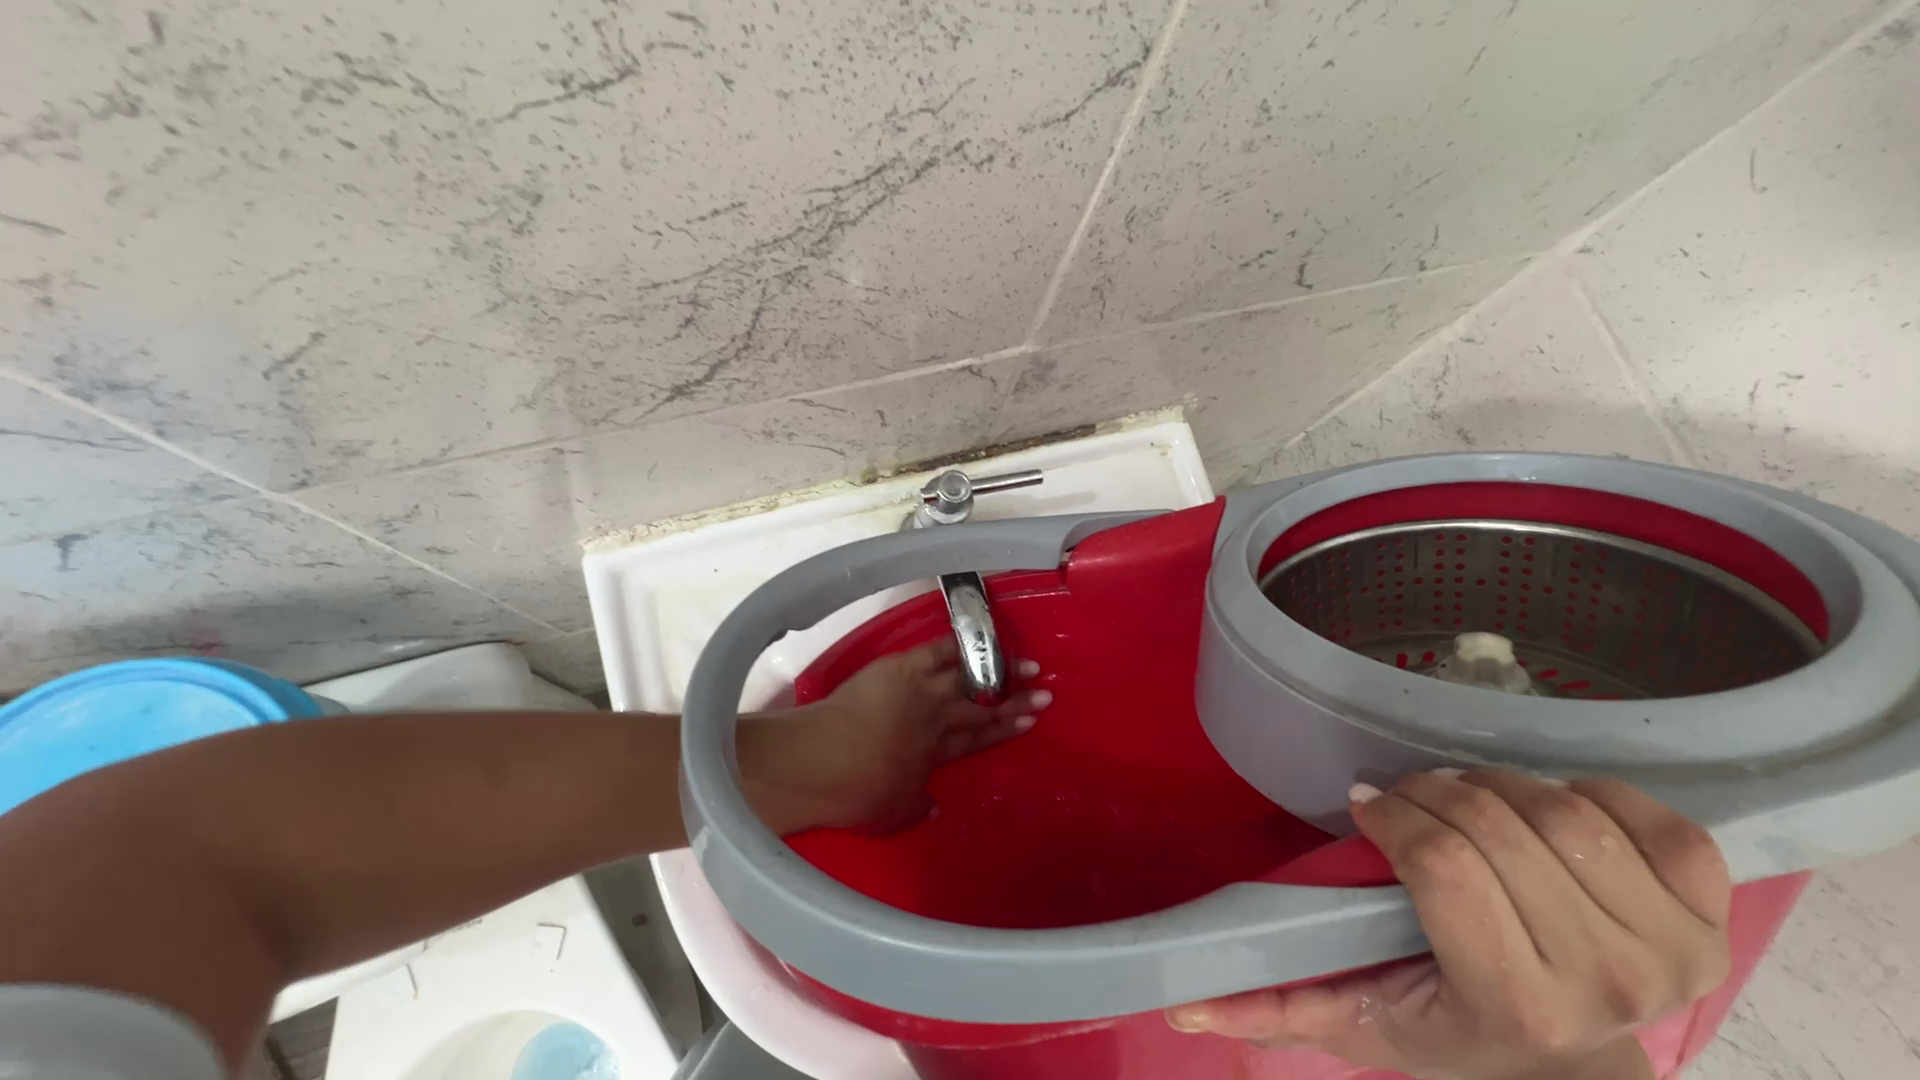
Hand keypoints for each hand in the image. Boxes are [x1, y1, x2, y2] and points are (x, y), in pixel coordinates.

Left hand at [740, 639, 1050, 833]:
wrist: (823, 761)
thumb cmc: (857, 793)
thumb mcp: (893, 812)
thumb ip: (918, 806)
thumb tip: (935, 806)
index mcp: (936, 753)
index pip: (979, 738)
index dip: (1006, 728)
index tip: (1031, 720)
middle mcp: (937, 718)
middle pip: (983, 707)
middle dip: (1015, 701)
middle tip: (1045, 692)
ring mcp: (921, 690)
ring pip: (968, 678)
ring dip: (998, 671)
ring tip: (1025, 665)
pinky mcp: (900, 668)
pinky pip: (936, 651)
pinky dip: (958, 645)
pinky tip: (978, 639)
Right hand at [1167, 769, 1731, 1079]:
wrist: (1567, 1073)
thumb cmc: (1448, 1033)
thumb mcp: (1354, 1022)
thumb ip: (1270, 1008)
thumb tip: (1181, 1003)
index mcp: (1511, 1001)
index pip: (1441, 866)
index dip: (1392, 815)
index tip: (1366, 806)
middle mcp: (1605, 979)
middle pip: (1499, 827)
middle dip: (1435, 792)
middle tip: (1408, 796)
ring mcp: (1672, 947)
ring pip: (1564, 810)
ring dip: (1498, 785)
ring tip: (1466, 801)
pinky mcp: (1711, 915)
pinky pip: (1648, 815)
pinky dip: (1588, 793)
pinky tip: (1549, 813)